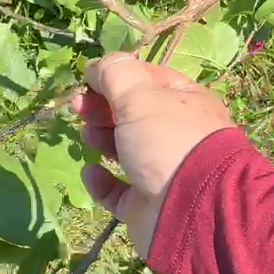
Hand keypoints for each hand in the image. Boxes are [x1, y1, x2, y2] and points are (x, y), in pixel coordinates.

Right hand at [70, 52, 233, 257]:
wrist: (195, 208)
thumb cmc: (168, 141)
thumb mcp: (140, 96)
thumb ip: (116, 74)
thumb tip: (98, 65)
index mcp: (185, 101)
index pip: (149, 79)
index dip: (117, 75)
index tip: (87, 79)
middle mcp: (176, 134)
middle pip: (134, 114)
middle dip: (103, 107)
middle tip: (78, 106)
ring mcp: (162, 170)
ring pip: (125, 149)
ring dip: (102, 138)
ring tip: (89, 134)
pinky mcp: (146, 204)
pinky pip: (117, 190)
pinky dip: (101, 180)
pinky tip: (91, 170)